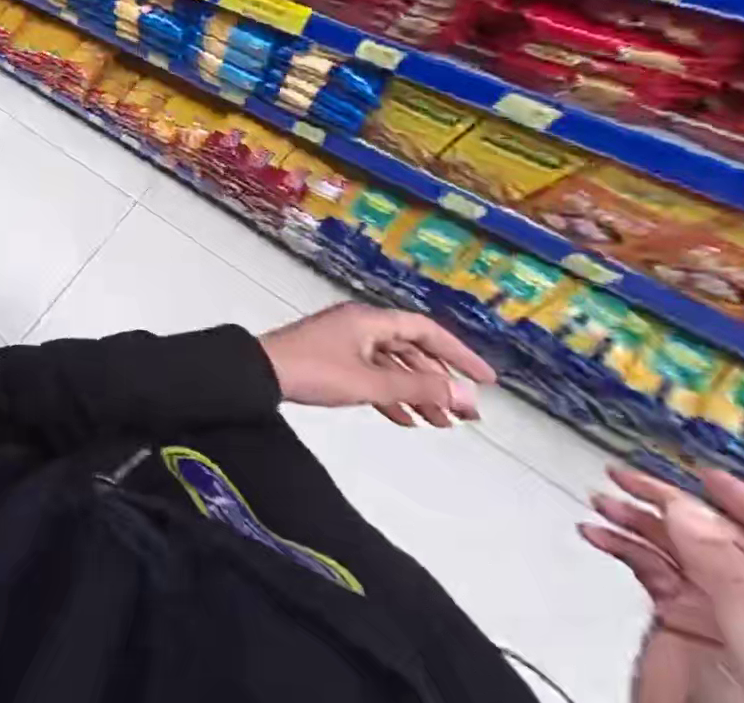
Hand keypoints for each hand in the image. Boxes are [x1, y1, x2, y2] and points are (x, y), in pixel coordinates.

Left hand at [257, 303, 494, 425]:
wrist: (258, 374)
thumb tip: (467, 396)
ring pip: (390, 365)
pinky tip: (404, 419)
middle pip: (409, 349)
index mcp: (370, 320)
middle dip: (438, 381)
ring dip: (415, 391)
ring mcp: (343, 341)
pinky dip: (388, 394)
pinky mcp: (330, 358)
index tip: (485, 380)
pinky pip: (369, 374)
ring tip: (440, 423)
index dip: (458, 354)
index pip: (426, 331)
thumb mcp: (370, 382)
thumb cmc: (314, 371)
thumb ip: (419, 388)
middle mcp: (359, 325)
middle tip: (465, 415)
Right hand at [581, 466, 743, 702]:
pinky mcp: (689, 625)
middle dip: (676, 508)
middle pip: (734, 546)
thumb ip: (735, 592)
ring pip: (687, 554)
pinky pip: (655, 573)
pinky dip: (623, 549)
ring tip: (602, 502)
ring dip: (640, 523)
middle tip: (627, 477)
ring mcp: (735, 623)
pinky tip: (598, 534)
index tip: (709, 476)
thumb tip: (694, 512)